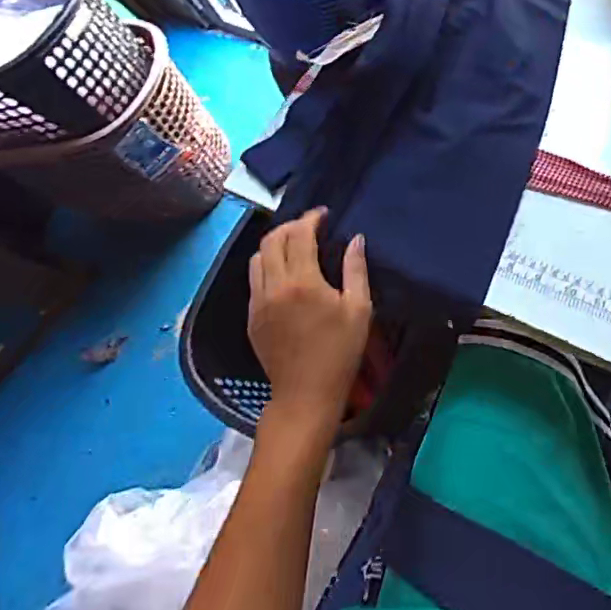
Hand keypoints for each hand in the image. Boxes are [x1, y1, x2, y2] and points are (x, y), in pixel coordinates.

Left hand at [247, 208, 371, 434]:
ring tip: (295, 246)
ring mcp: (257, 302)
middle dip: (290, 226)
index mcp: (302, 282)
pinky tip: (284, 274)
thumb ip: (356, 269)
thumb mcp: (359, 309)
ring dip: (275, 244)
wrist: (305, 394)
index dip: (311, 219)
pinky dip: (267, 266)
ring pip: (257, 258)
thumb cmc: (339, 352)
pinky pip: (254, 280)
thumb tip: (355, 239)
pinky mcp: (251, 317)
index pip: (299, 234)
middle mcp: (274, 286)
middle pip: (272, 240)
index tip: (324, 215)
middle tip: (310, 227)